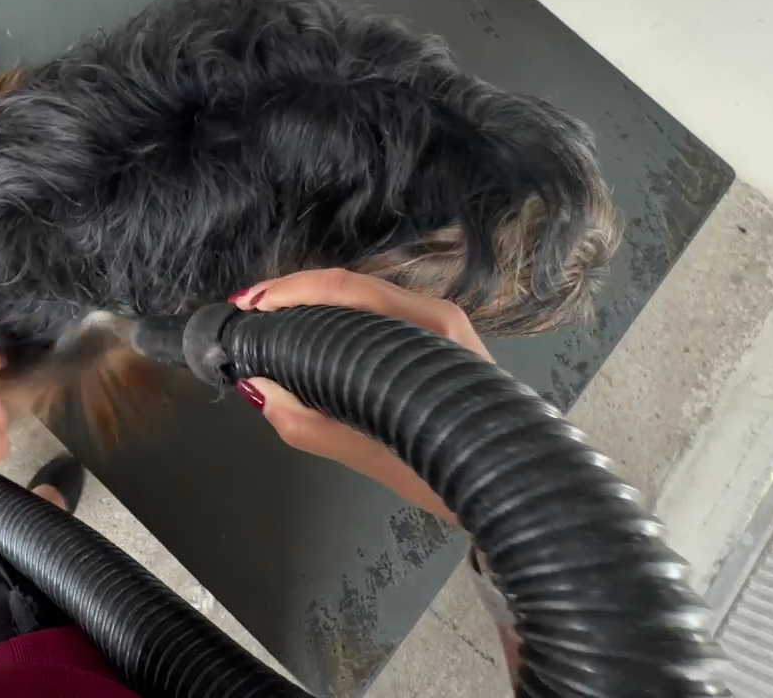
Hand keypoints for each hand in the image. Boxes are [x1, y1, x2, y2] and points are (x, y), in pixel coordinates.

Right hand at [231, 268, 490, 521]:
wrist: (524, 490)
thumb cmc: (458, 473)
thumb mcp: (381, 459)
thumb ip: (314, 426)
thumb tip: (257, 390)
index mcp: (426, 331)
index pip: (345, 290)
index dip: (289, 291)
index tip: (248, 306)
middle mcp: (433, 314)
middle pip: (347, 282)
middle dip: (290, 290)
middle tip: (247, 307)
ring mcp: (437, 320)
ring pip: (358, 291)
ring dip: (308, 298)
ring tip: (266, 313)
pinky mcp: (435, 333)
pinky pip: (371, 308)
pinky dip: (331, 311)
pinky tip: (306, 325)